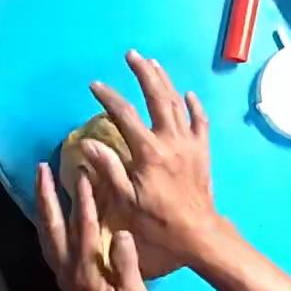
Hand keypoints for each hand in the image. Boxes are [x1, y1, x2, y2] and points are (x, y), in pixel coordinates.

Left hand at [35, 161, 153, 290]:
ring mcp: (62, 271)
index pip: (84, 226)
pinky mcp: (62, 275)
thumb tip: (123, 233)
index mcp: (87, 268)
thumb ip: (127, 266)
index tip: (83, 174)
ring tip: (40, 181)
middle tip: (41, 167)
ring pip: (46, 231)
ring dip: (42, 204)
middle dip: (47, 194)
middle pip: (53, 224)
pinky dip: (44, 222)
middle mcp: (68, 265)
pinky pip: (48, 241)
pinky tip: (46, 212)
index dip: (84, 199)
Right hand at [80, 51, 227, 262]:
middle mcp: (171, 140)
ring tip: (153, 63)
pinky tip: (188, 94)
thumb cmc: (157, 221)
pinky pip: (200, 122)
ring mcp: (190, 144)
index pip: (125, 115)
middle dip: (143, 73)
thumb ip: (108, 169)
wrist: (198, 235)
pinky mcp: (203, 151)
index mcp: (149, 151)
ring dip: (165, 81)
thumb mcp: (126, 200)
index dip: (108, 97)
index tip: (95, 85)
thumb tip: (87, 144)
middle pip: (157, 97)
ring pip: (178, 103)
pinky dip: (194, 106)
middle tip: (131, 55)